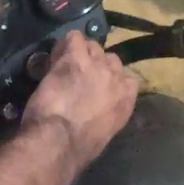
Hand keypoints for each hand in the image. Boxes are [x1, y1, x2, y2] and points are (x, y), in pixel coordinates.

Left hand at [21, 32, 138, 168]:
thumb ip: (105, 114)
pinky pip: (73, 37)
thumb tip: (95, 111)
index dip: (110, 79)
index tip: (97, 85)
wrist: (60, 140)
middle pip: (111, 59)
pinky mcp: (75, 57)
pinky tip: (55, 56)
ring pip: (93, 45)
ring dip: (80, 53)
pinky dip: (64, 45)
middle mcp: (117, 79)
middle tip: (78, 74)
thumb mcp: (102, 132)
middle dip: (96, 65)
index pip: (128, 79)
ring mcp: (97, 65)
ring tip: (64, 64)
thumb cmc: (77, 147)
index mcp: (126, 101)